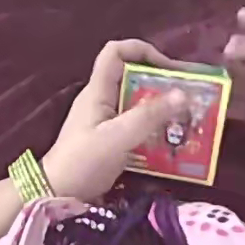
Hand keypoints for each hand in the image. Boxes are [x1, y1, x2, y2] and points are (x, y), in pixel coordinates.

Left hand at [42, 40, 188, 201]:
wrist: (56, 193)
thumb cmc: (83, 162)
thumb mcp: (118, 137)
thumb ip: (149, 116)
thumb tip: (183, 93)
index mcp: (97, 91)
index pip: (115, 52)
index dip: (142, 51)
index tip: (168, 68)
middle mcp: (101, 100)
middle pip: (131, 76)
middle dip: (160, 82)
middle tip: (188, 96)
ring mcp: (104, 120)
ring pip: (135, 102)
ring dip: (160, 107)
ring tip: (186, 117)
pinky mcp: (108, 139)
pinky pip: (134, 123)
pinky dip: (153, 126)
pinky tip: (170, 139)